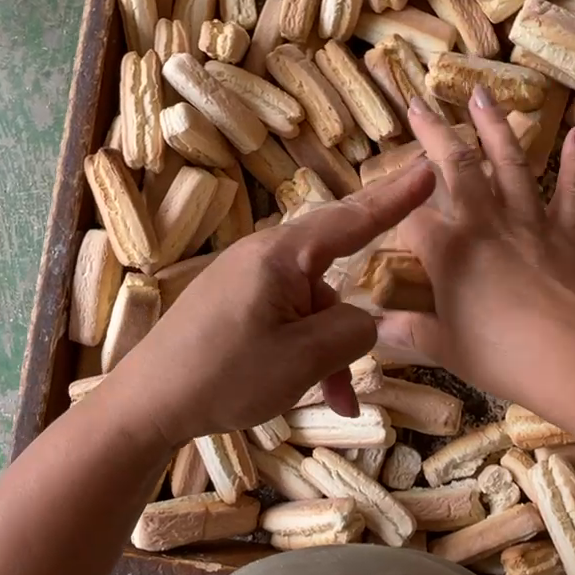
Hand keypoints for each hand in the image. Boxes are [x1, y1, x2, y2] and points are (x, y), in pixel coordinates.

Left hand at [107, 160, 436, 449]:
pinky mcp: (234, 303)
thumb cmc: (225, 375)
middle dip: (365, 282)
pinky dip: (305, 350)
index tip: (428, 172)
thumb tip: (363, 318)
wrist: (146, 403)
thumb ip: (351, 331)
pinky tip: (314, 392)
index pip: (352, 219)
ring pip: (312, 303)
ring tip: (338, 397)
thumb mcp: (302, 359)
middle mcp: (264, 255)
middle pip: (334, 261)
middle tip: (405, 246)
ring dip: (330, 347)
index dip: (395, 199)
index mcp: (282, 255)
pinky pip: (287, 316)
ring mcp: (246, 279)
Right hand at [378, 90, 574, 427]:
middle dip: (435, 133)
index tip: (376, 202)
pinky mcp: (567, 236)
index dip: (391, 210)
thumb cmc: (508, 359)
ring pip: (510, 166)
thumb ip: (409, 333)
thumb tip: (372, 330)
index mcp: (450, 252)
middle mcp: (487, 225)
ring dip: (495, 127)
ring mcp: (530, 225)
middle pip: (457, 169)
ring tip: (481, 95)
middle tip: (419, 102)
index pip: (410, 220)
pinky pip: (570, 193)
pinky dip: (573, 161)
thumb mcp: (448, 350)